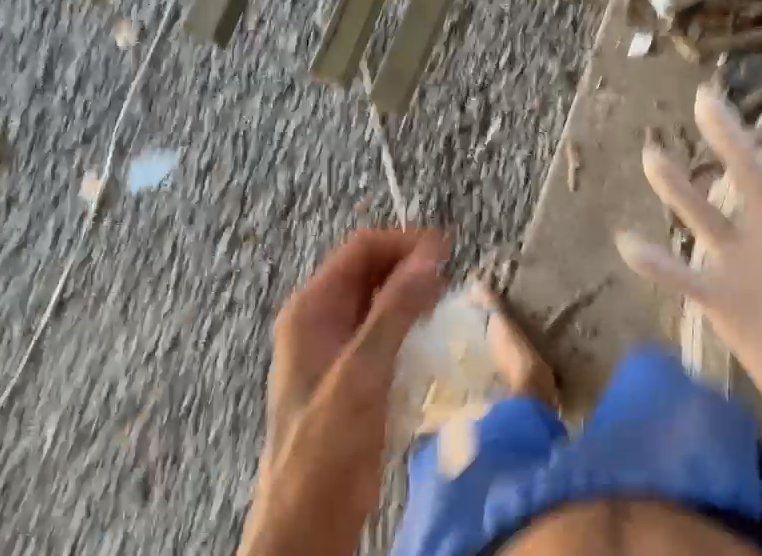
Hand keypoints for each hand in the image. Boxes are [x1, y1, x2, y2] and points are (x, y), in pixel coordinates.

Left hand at [240, 230, 449, 555]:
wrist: (311, 517)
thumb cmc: (326, 443)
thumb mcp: (363, 371)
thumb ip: (396, 310)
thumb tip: (432, 256)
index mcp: (311, 309)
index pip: (362, 249)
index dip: (405, 243)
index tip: (448, 252)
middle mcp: (322, 319)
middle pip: (373, 270)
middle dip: (412, 268)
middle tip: (451, 280)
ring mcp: (338, 346)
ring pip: (383, 300)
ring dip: (415, 296)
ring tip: (447, 306)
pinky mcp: (357, 372)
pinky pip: (388, 331)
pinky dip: (413, 326)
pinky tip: (435, 338)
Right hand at [617, 81, 761, 438]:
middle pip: (751, 179)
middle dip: (729, 139)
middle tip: (705, 98)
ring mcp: (748, 268)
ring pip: (707, 218)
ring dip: (680, 188)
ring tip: (653, 154)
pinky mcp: (725, 304)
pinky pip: (685, 279)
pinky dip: (659, 263)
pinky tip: (629, 242)